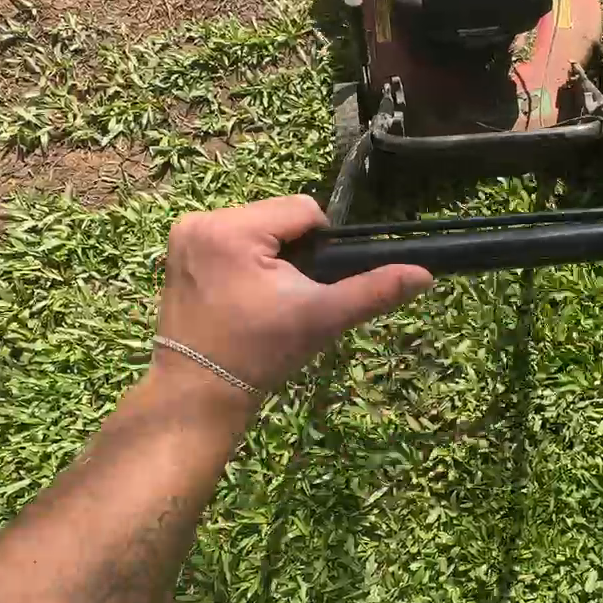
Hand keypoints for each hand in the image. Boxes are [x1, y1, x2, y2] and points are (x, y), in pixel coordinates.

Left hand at [153, 195, 431, 405]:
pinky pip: (233, 239)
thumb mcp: (323, 318)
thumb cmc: (261, 353)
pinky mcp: (178, 251)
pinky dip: (248, 260)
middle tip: (289, 297)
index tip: (310, 286)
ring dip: (274, 255)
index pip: (303, 210)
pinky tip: (246, 296)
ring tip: (268, 298)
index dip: (321, 246)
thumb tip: (424, 274)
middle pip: (278, 217)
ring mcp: (185, 235)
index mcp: (231, 230)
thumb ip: (374, 291)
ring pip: (258, 227)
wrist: (200, 392)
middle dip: (295, 251)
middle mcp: (201, 222)